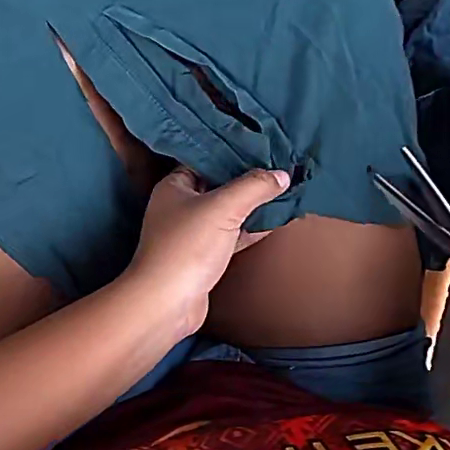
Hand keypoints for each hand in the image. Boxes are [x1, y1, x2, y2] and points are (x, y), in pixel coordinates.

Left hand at [125, 167, 289, 332]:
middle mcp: (180, 207)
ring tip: (281, 192)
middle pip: (219, 186)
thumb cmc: (186, 248)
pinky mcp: (203, 258)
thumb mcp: (223, 208)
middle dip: (246, 180)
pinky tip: (273, 223)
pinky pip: (231, 237)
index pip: (206, 159)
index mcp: (175, 186)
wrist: (167, 303)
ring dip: (250, 206)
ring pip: (226, 213)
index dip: (233, 152)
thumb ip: (254, 187)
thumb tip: (281, 175)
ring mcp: (191, 234)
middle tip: (277, 168)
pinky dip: (249, 230)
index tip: (262, 146)